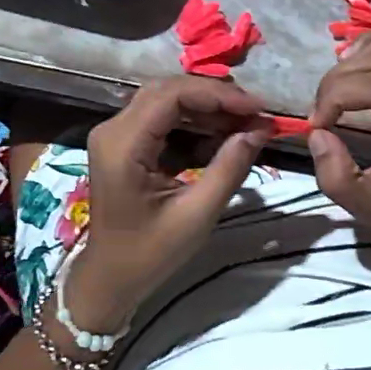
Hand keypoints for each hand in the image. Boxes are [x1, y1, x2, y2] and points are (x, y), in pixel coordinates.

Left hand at [68, 77, 271, 331]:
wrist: (110, 278)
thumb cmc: (149, 253)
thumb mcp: (196, 215)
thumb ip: (229, 168)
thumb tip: (260, 129)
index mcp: (122, 144)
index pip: (172, 95)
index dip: (218, 95)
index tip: (257, 109)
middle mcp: (113, 129)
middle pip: (169, 91)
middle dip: (216, 98)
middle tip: (255, 114)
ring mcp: (117, 134)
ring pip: (168, 101)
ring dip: (208, 109)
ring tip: (246, 123)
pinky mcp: (125, 143)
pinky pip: (163, 119)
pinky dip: (195, 124)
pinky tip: (224, 135)